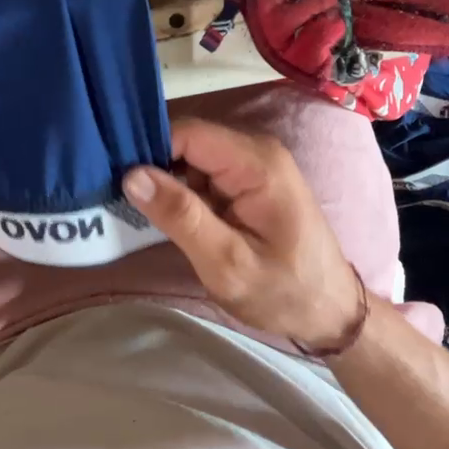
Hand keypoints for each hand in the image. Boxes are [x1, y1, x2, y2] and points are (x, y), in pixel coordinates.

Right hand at [123, 119, 364, 350]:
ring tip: (136, 207)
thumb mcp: (227, 264)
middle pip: (185, 139)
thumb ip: (181, 216)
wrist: (332, 316)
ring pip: (188, 155)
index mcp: (256, 163)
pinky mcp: (245, 180)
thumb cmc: (285, 293)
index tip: (116, 178)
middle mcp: (255, 150)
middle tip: (119, 197)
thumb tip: (131, 175)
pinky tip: (162, 212)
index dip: (148, 150)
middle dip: (152, 164)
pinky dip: (177, 188)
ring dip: (162, 178)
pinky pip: (199, 170)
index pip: (186, 132)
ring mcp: (251, 163)